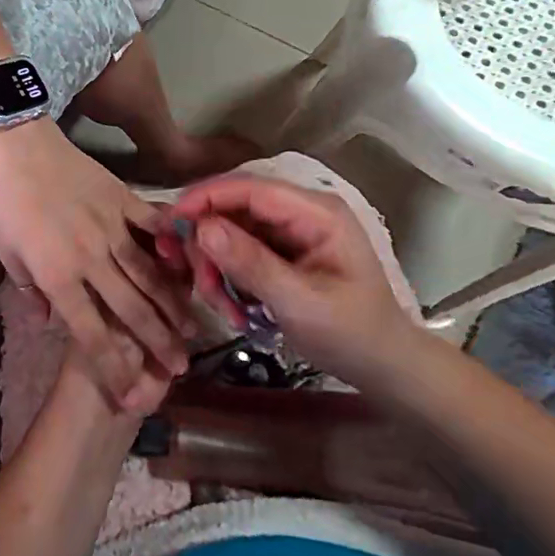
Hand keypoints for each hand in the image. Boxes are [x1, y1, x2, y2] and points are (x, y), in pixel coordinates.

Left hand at [0, 119, 194, 406]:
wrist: (17, 147)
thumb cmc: (5, 204)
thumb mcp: (6, 255)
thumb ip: (31, 293)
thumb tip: (52, 322)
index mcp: (57, 275)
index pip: (90, 333)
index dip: (113, 367)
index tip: (132, 393)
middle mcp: (91, 258)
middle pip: (130, 309)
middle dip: (156, 343)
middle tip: (180, 367)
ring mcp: (112, 226)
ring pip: (150, 273)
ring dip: (172, 303)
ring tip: (191, 328)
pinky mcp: (124, 198)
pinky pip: (154, 225)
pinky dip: (172, 244)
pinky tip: (192, 263)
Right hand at [170, 176, 425, 388]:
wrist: (385, 367)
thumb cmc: (353, 334)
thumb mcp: (300, 303)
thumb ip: (251, 264)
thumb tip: (202, 228)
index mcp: (316, 212)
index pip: (251, 188)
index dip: (206, 198)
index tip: (170, 221)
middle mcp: (301, 213)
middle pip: (235, 209)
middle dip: (208, 243)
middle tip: (191, 279)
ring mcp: (290, 233)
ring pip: (231, 233)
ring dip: (216, 267)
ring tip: (222, 308)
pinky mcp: (281, 254)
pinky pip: (239, 254)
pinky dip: (228, 279)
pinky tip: (234, 309)